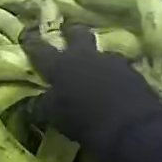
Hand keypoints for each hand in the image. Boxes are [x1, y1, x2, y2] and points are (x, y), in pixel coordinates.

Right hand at [22, 28, 161, 161]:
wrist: (131, 128)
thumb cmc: (83, 122)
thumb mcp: (56, 116)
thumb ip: (46, 103)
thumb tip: (37, 100)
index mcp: (60, 65)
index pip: (40, 48)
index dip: (32, 41)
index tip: (27, 34)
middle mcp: (85, 57)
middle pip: (78, 34)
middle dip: (72, 33)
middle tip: (68, 34)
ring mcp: (112, 62)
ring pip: (102, 51)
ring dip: (98, 57)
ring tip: (96, 66)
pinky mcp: (134, 73)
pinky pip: (120, 67)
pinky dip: (115, 73)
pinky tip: (115, 83)